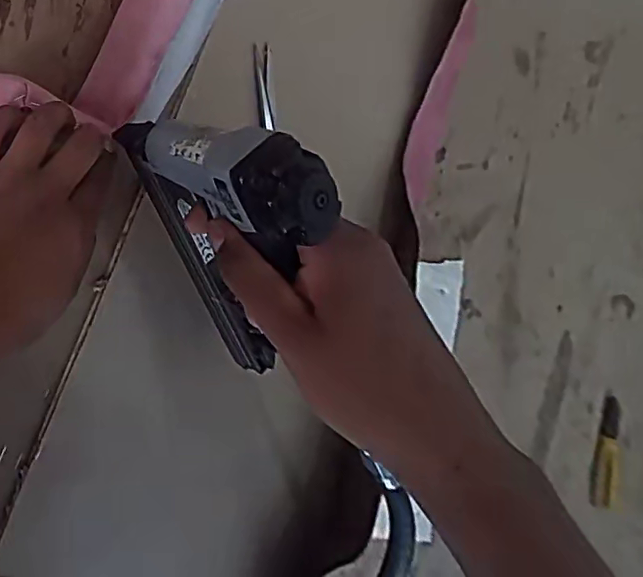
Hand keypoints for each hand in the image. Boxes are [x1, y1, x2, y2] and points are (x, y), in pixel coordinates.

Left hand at [0, 101, 112, 364]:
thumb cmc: (13, 310)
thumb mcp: (66, 284)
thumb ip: (80, 240)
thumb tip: (83, 211)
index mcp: (75, 225)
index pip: (102, 176)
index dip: (107, 161)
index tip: (104, 158)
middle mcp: (49, 191)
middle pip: (83, 143)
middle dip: (92, 134)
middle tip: (85, 138)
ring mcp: (11, 176)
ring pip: (43, 123)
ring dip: (57, 114)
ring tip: (58, 118)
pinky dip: (8, 114)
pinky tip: (17, 116)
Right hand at [186, 208, 499, 474]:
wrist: (438, 437)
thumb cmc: (364, 388)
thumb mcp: (290, 334)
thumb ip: (249, 277)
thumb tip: (220, 231)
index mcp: (338, 243)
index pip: (272, 205)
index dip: (233, 217)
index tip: (204, 231)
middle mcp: (361, 241)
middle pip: (288, 229)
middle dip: (262, 259)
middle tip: (254, 307)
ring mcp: (376, 264)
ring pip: (307, 253)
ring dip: (285, 279)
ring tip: (287, 330)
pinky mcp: (382, 287)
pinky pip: (330, 270)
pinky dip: (309, 290)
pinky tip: (311, 332)